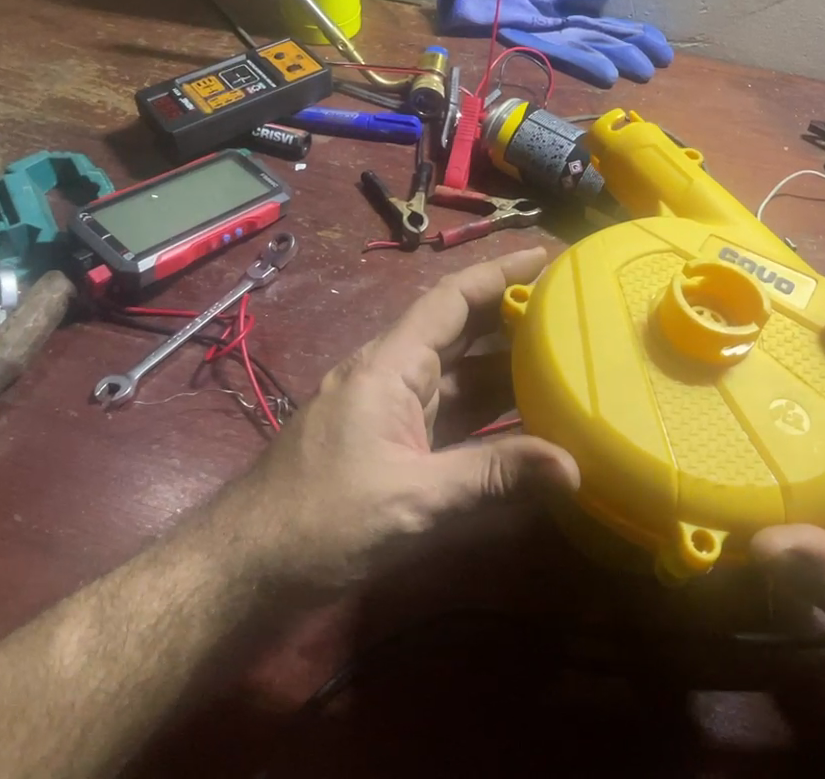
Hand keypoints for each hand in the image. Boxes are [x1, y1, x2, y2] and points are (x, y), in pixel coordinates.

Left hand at [229, 248, 579, 593]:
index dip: (498, 273)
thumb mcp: (414, 499)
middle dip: (513, 319)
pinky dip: (488, 415)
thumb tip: (574, 468)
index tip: (547, 258)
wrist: (248, 568)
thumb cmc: (322, 520)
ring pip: (458, 377)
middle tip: (576, 314)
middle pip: (460, 333)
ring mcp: (390, 413)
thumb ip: (493, 478)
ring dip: (506, 370)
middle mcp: (391, 377)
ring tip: (568, 362)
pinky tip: (527, 424)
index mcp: (390, 366)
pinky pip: (450, 417)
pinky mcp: (391, 447)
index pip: (451, 299)